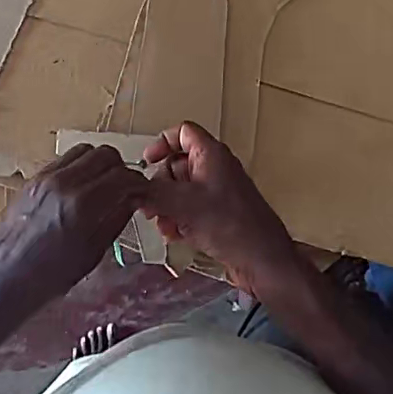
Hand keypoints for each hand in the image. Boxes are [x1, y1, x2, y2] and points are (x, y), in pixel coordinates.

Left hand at [0, 144, 145, 322]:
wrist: (3, 278)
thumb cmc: (49, 277)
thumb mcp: (91, 253)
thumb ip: (115, 219)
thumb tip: (133, 199)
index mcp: (82, 205)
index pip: (123, 176)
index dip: (139, 183)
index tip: (143, 193)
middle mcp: (65, 182)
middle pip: (105, 154)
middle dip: (120, 168)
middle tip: (124, 187)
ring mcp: (47, 177)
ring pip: (85, 150)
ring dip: (99, 163)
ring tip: (102, 185)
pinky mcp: (34, 177)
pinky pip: (65, 159)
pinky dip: (79, 167)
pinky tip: (81, 187)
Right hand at [140, 122, 303, 294]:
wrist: (263, 260)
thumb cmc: (229, 224)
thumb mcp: (184, 204)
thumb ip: (153, 193)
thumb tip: (129, 187)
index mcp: (210, 154)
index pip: (182, 132)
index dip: (162, 143)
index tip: (147, 162)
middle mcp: (214, 168)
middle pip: (177, 165)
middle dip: (161, 186)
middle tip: (151, 205)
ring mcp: (217, 192)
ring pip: (181, 190)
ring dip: (167, 206)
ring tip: (163, 225)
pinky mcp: (219, 215)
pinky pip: (190, 208)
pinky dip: (179, 218)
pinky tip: (175, 235)